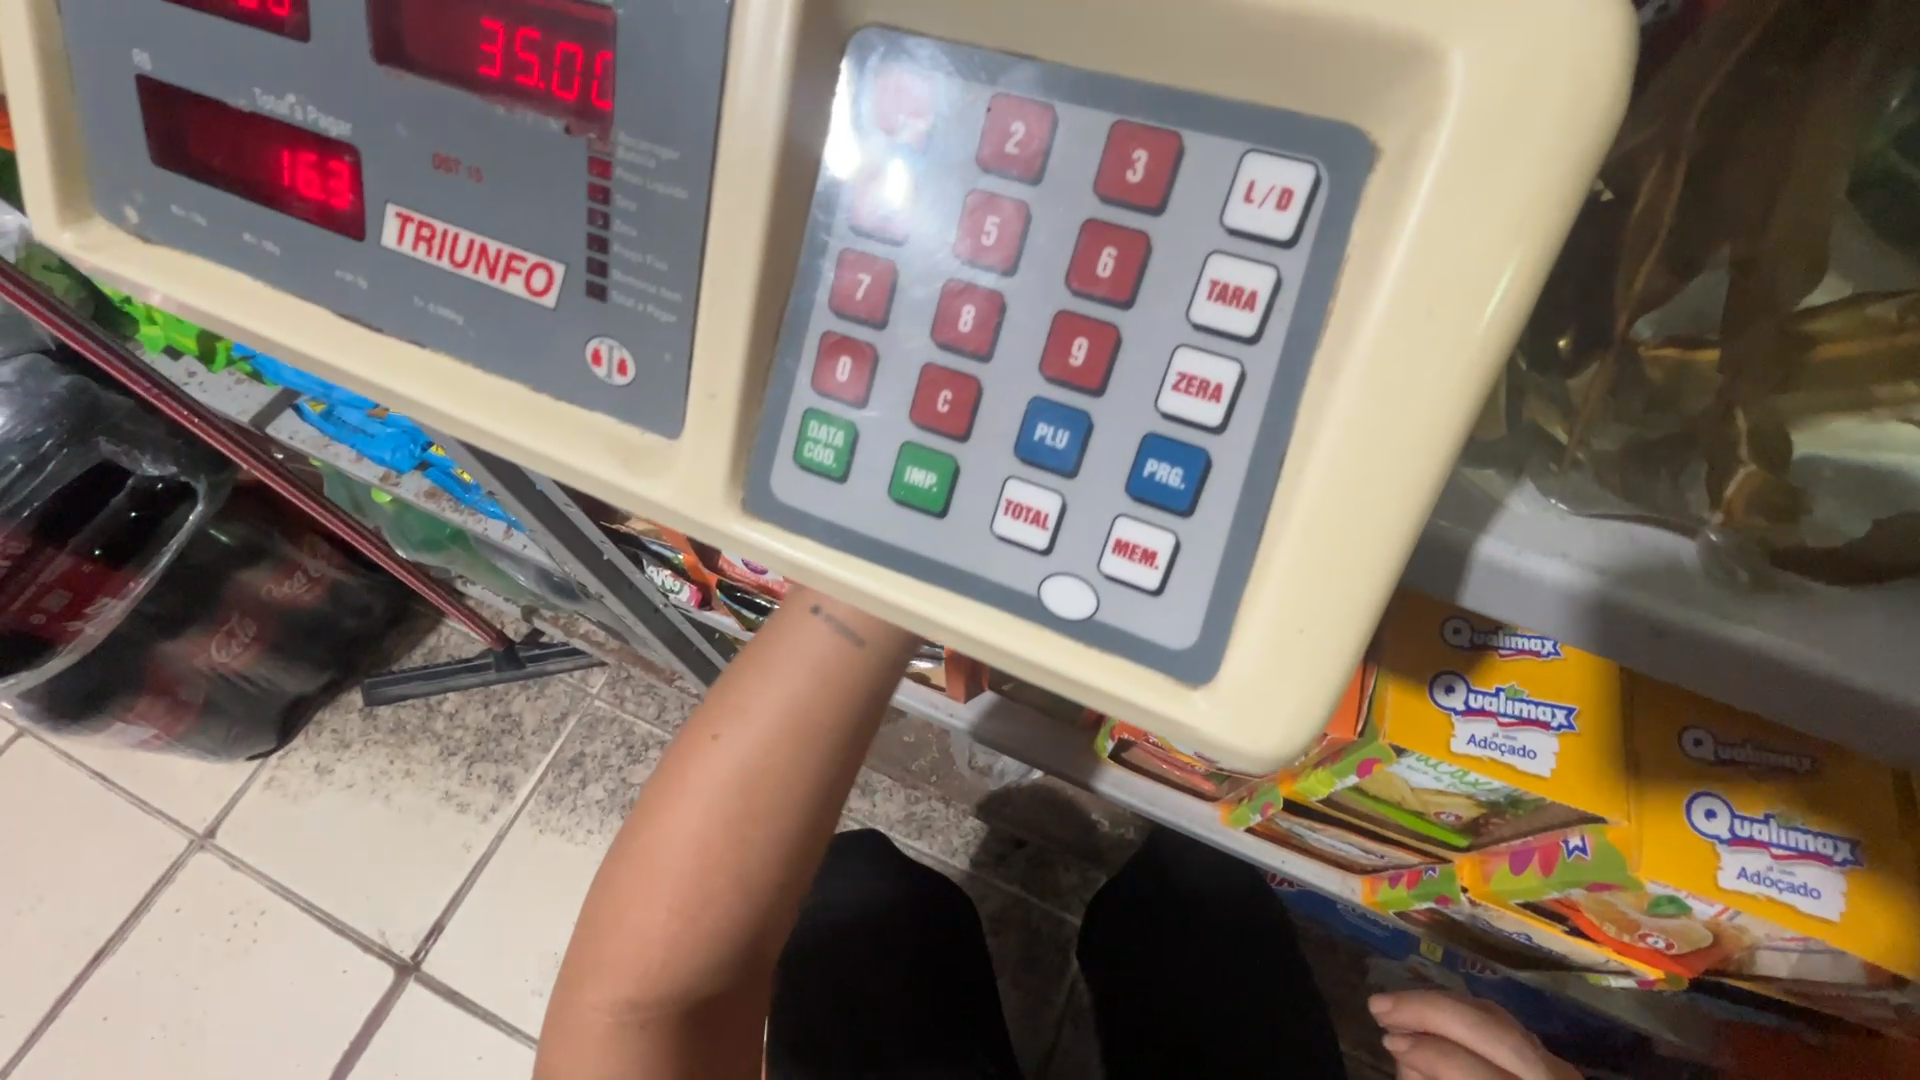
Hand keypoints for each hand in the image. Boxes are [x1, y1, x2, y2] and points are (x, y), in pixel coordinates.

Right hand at [1369, 991, 1580, 1079]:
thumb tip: (1404, 1056)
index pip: (1475, 1069)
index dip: (1429, 1052)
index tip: (1387, 1042)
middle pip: (1492, 1030)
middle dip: (1428, 1011)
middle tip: (1376, 1007)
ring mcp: (1560, 1071)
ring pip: (1499, 1018)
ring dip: (1441, 1005)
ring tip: (1396, 1006)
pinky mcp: (1555, 1066)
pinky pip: (1504, 1025)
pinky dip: (1462, 1013)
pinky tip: (1432, 1014)